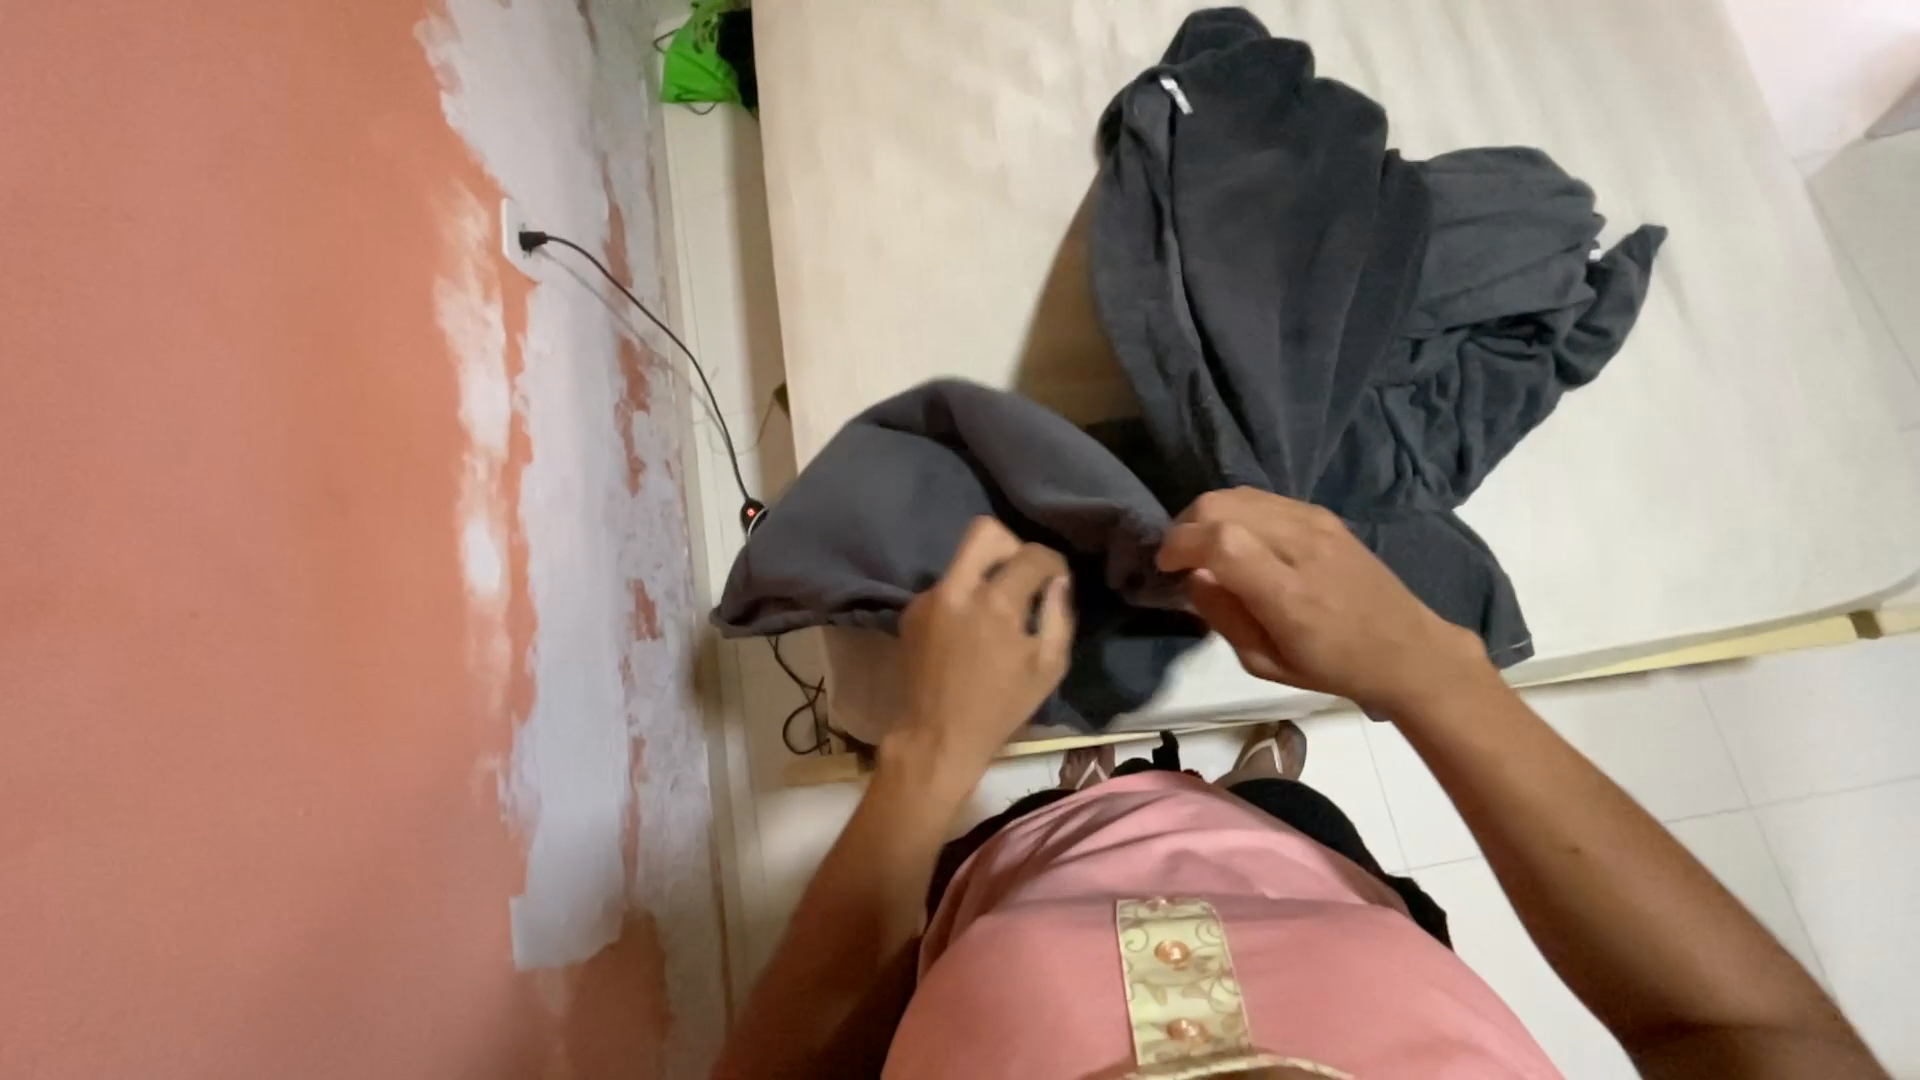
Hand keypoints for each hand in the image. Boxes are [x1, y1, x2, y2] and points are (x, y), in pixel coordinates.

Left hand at [889, 517, 1073, 788]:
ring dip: (985, 574)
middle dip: (1011, 545)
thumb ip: (1060, 614)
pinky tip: (968, 630)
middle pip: (984, 531)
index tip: (1055, 579)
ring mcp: (929, 598)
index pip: (1031, 554)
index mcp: (996, 603)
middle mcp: (957, 589)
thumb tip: (1057, 581)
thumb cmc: (1001, 706)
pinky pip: (945, 587)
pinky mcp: (911, 611)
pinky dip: (963, 598)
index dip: (1052, 562)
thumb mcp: (1049, 666)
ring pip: (962, 560)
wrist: (937, 736)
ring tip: (995, 610)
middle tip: (1021, 575)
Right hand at [1156, 489, 1493, 713]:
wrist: (1406, 647)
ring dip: (1205, 515)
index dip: (1180, 544)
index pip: (1220, 541)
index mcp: (1287, 593)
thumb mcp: (1263, 662)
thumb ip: (1222, 615)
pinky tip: (1233, 536)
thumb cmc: (1330, 666)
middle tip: (1178, 555)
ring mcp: (1315, 523)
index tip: (1167, 565)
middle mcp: (1301, 546)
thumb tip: (1191, 574)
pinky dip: (1233, 510)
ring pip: (1237, 495)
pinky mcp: (1322, 514)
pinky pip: (1260, 497)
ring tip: (1200, 545)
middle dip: (1185, 526)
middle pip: (1221, 506)